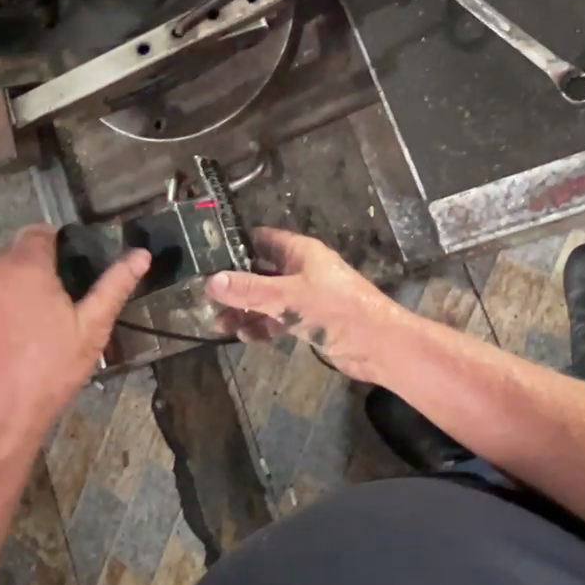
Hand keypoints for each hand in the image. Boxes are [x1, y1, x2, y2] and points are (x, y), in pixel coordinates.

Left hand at [0, 226, 147, 462]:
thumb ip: (114, 286)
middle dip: (35, 276)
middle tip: (55, 312)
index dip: (58, 247)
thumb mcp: (90, 331)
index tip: (71, 275)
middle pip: (15, 258)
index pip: (40, 232)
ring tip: (27, 337)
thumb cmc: (44, 374)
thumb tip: (141, 254)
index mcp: (24, 265)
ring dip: (10, 297)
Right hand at [206, 228, 413, 381]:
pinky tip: (243, 337)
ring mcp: (305, 296)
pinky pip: (277, 319)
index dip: (235, 245)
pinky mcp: (309, 321)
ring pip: (267, 298)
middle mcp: (301, 269)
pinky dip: (261, 326)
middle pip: (260, 271)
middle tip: (206, 296)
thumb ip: (249, 290)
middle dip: (235, 284)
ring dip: (245, 309)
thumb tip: (210, 281)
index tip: (207, 256)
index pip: (261, 239)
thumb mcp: (288, 297)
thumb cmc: (336, 309)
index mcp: (300, 252)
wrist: (378, 345)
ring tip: (217, 323)